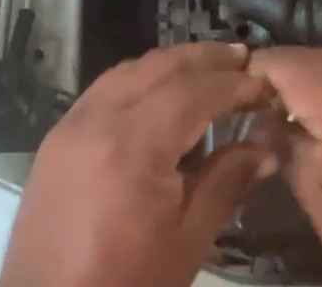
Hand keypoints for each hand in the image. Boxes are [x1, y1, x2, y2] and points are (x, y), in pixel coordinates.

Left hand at [0, 43, 275, 286]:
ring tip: (208, 67)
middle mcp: (98, 119)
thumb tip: (265, 148)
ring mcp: (71, 124)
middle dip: (203, 59)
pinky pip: (103, 89)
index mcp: (132, 145)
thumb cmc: (127, 284)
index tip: (263, 81)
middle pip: (158, 67)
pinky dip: (138, 79)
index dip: (232, 83)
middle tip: (242, 57)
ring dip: (170, 63)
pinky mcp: (56, 137)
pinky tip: (160, 90)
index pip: (192, 92)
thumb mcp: (188, 241)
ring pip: (128, 71)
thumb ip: (225, 183)